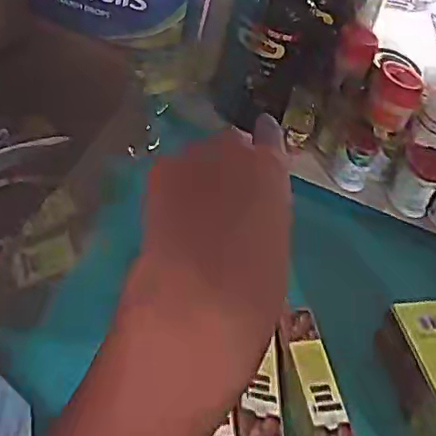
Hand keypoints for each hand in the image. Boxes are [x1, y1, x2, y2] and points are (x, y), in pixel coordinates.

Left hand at [115, 116, 289, 423]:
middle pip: (230, 142)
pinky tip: (168, 218)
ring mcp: (192, 155)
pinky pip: (170, 172)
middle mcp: (233, 148)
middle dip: (227, 163)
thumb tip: (250, 209)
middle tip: (223, 199)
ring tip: (191, 214)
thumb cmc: (253, 289)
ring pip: (197, 156)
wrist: (197, 300)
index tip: (257, 162)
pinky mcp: (159, 171)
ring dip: (197, 175)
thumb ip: (264, 209)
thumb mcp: (275, 241)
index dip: (261, 149)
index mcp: (271, 168)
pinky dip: (170, 189)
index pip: (269, 134)